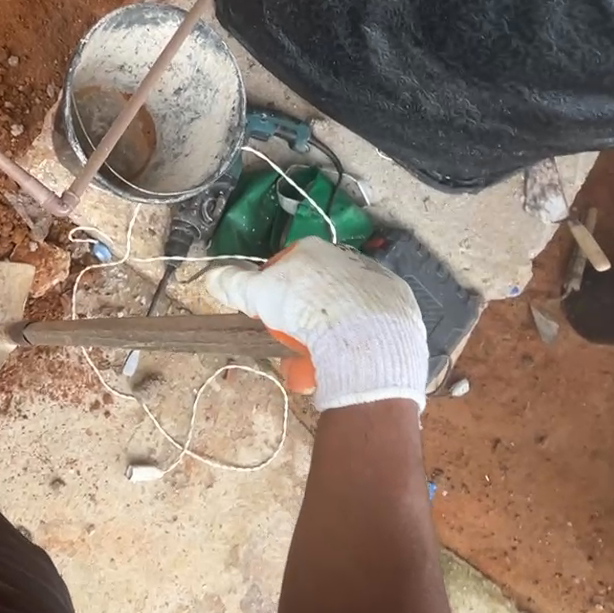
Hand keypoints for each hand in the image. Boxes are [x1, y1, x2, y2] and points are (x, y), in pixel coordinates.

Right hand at [205, 236, 429, 410]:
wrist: (362, 340)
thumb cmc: (304, 310)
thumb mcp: (255, 296)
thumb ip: (231, 283)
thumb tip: (212, 275)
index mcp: (312, 250)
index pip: (284, 266)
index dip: (273, 292)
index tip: (270, 314)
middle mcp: (346, 258)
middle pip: (314, 288)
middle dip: (300, 316)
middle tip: (291, 342)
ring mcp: (376, 280)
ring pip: (343, 307)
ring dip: (327, 332)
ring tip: (315, 363)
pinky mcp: (401, 305)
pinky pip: (371, 322)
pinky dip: (357, 338)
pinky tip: (346, 357)